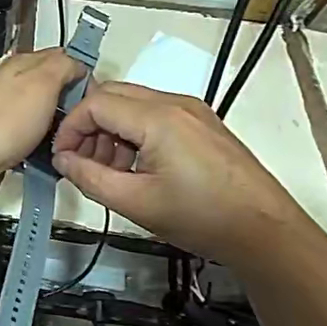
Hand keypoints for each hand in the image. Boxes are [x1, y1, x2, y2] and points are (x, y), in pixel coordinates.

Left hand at [0, 49, 85, 195]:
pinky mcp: (4, 139)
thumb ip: (63, 66)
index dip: (83, 76)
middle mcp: (12, 85)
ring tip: (62, 142)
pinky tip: (45, 158)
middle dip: (72, 106)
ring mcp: (7, 113)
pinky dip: (43, 148)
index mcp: (22, 65)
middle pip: (56, 89)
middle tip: (79, 122)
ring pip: (46, 117)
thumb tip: (77, 62)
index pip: (64, 59)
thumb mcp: (41, 84)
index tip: (93, 96)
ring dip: (58, 130)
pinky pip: (33, 140)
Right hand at [51, 82, 319, 267]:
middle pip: (114, 96)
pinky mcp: (202, 123)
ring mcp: (193, 111)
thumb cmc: (205, 217)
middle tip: (81, 163)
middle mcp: (176, 103)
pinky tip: (135, 168)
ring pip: (134, 105)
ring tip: (109, 172)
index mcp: (159, 117)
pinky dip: (135, 134)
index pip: (96, 102)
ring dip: (112, 131)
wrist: (264, 229)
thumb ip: (91, 178)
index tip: (62, 157)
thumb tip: (64, 161)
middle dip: (90, 127)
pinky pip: (156, 116)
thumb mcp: (137, 203)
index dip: (71, 128)